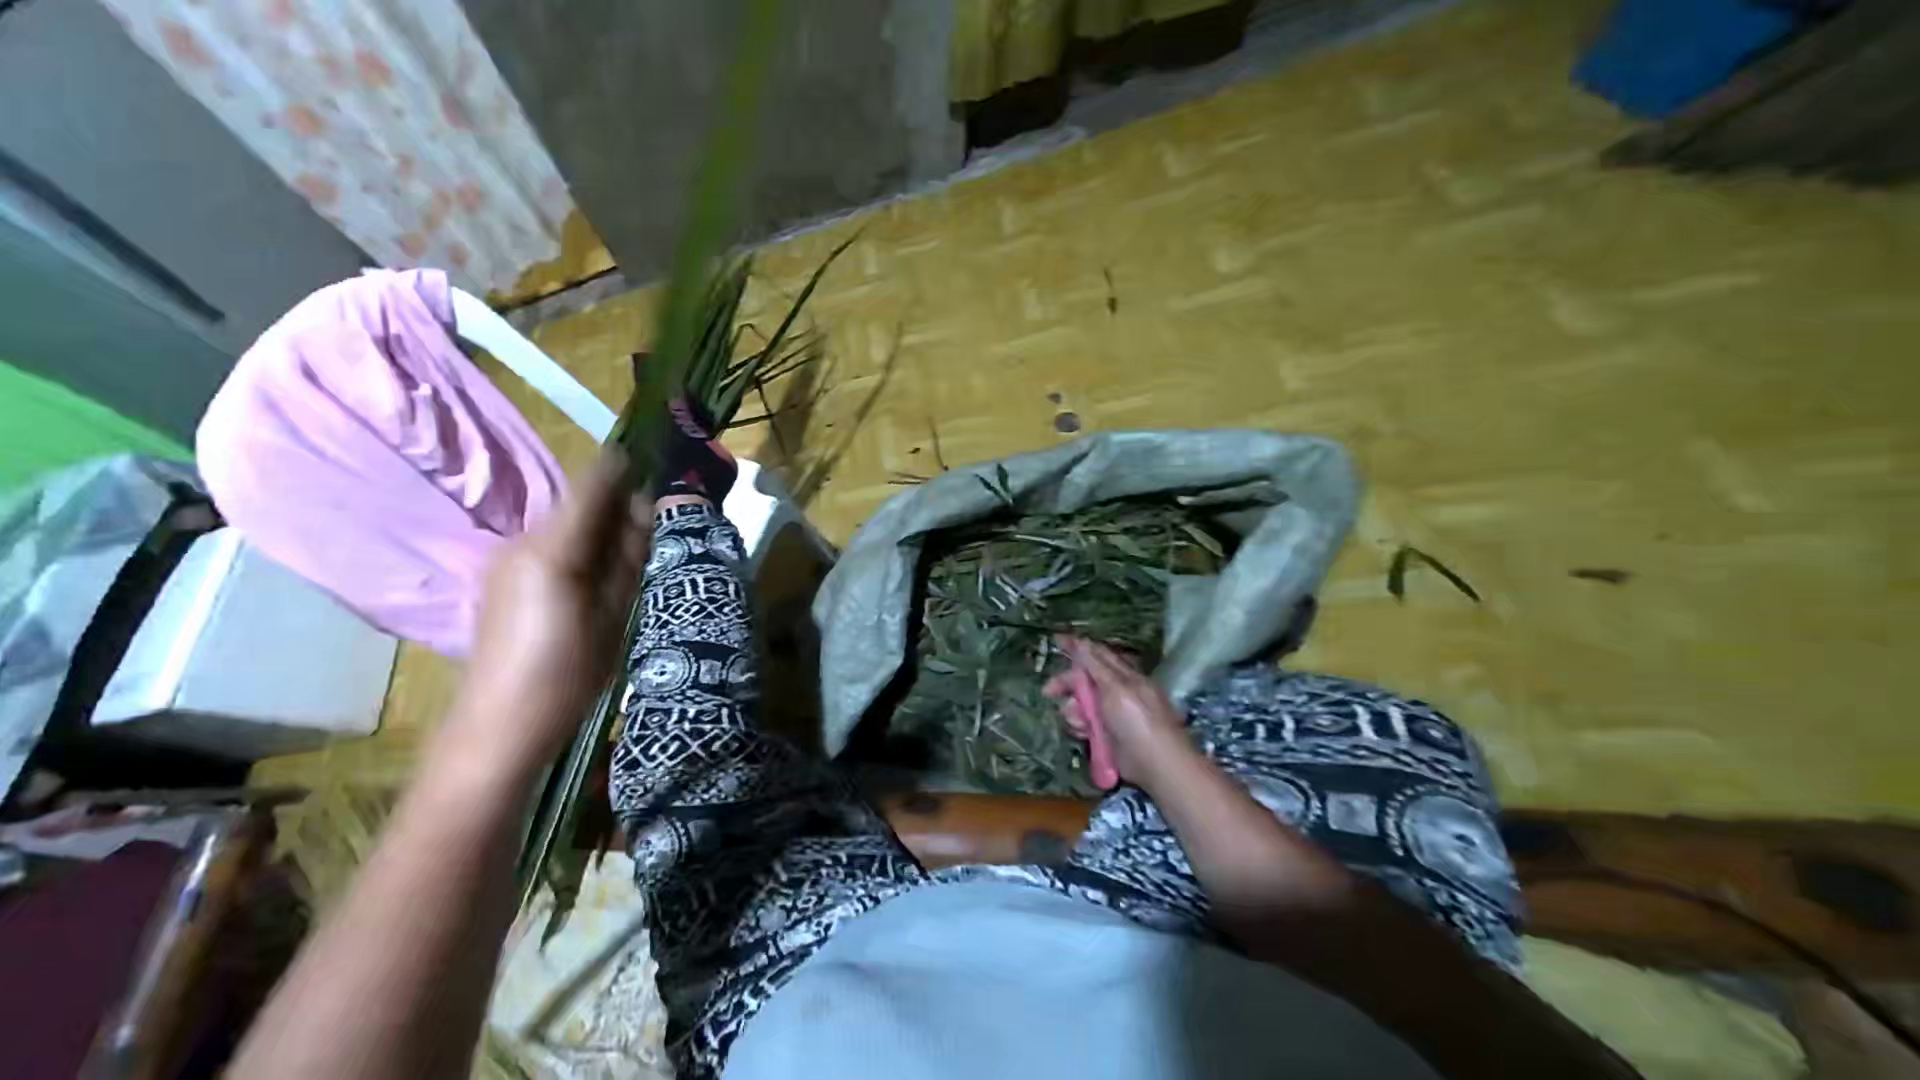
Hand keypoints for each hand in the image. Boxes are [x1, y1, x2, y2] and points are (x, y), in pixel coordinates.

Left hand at [451, 453, 651, 771]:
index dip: (626, 472)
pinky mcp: (502, 577)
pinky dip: (578, 548)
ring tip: (625, 563)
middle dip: (616, 508)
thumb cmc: (569, 674)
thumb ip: (628, 555)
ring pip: (565, 524)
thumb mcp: (614, 614)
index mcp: (553, 549)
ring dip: (598, 530)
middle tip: (649, 534)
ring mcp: (506, 558)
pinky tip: (592, 581)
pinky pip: (550, 544)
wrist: (500, 725)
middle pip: (578, 502)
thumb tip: (643, 511)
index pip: (594, 485)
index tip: (657, 471)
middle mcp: (523, 541)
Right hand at [1044, 636, 1196, 791]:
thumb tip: (1081, 640)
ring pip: (1082, 704)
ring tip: (1078, 721)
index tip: (1056, 640)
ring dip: (1074, 710)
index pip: (1098, 655)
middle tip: (1050, 691)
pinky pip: (1085, 724)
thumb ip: (1095, 665)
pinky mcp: (1106, 736)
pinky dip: (1081, 727)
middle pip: (1085, 680)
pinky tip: (1083, 733)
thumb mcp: (1116, 687)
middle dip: (1068, 684)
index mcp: (1125, 676)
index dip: (1078, 647)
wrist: (1156, 765)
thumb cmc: (1138, 721)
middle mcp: (1117, 692)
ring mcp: (1111, 715)